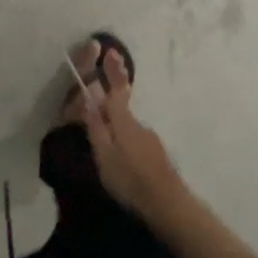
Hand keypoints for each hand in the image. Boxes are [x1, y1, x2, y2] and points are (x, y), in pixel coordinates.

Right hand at [82, 50, 185, 215]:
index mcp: (123, 121)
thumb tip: (88, 97)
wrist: (169, 206)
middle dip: (109, 103)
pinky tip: (123, 163)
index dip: (112, 71)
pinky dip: (126, 143)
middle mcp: (138, 124)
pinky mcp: (157, 156)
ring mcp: (150, 140)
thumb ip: (95, 126)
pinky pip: (135, 141)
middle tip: (96, 111)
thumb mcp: (104, 154)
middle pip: (120, 108)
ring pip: (128, 127)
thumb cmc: (130, 179)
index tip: (111, 51)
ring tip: (105, 149)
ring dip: (116, 129)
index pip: (116, 89)